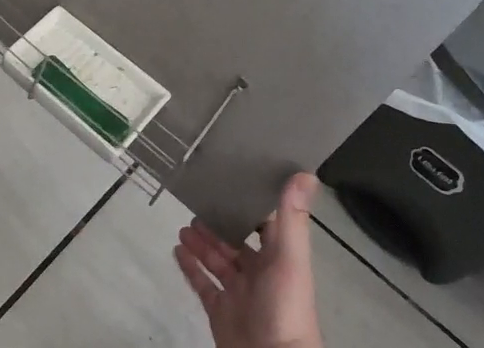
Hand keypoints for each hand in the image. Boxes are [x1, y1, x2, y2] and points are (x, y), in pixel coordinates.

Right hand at [174, 173, 323, 347]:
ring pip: (218, 262)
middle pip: (237, 242)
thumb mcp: (290, 259)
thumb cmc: (284, 307)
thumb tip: (306, 173)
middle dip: (218, 223)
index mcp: (280, 259)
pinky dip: (190, 268)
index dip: (249, 203)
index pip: (265, 223)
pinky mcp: (220, 311)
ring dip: (202, 243)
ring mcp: (238, 294)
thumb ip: (292, 217)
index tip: (231, 177)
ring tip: (183, 225)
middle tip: (196, 202)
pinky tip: (176, 250)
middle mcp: (260, 274)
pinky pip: (203, 285)